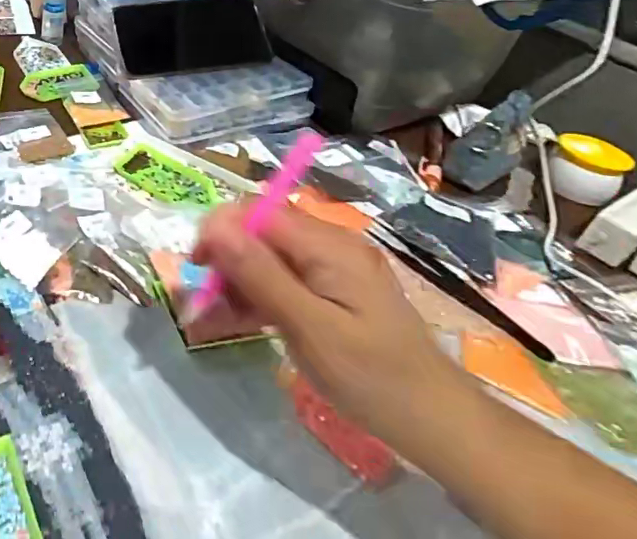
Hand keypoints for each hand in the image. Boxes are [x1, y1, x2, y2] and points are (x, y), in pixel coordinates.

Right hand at [193, 202, 480, 448]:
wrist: (439, 424)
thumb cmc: (375, 378)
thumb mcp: (311, 328)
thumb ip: (261, 274)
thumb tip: (214, 225)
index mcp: (328, 245)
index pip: (257, 212)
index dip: (219, 231)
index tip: (197, 270)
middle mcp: (328, 244)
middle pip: (258, 233)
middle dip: (223, 262)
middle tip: (200, 306)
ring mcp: (330, 267)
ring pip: (265, 259)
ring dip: (234, 285)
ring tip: (209, 322)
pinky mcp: (330, 290)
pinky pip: (281, 280)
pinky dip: (256, 298)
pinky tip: (234, 322)